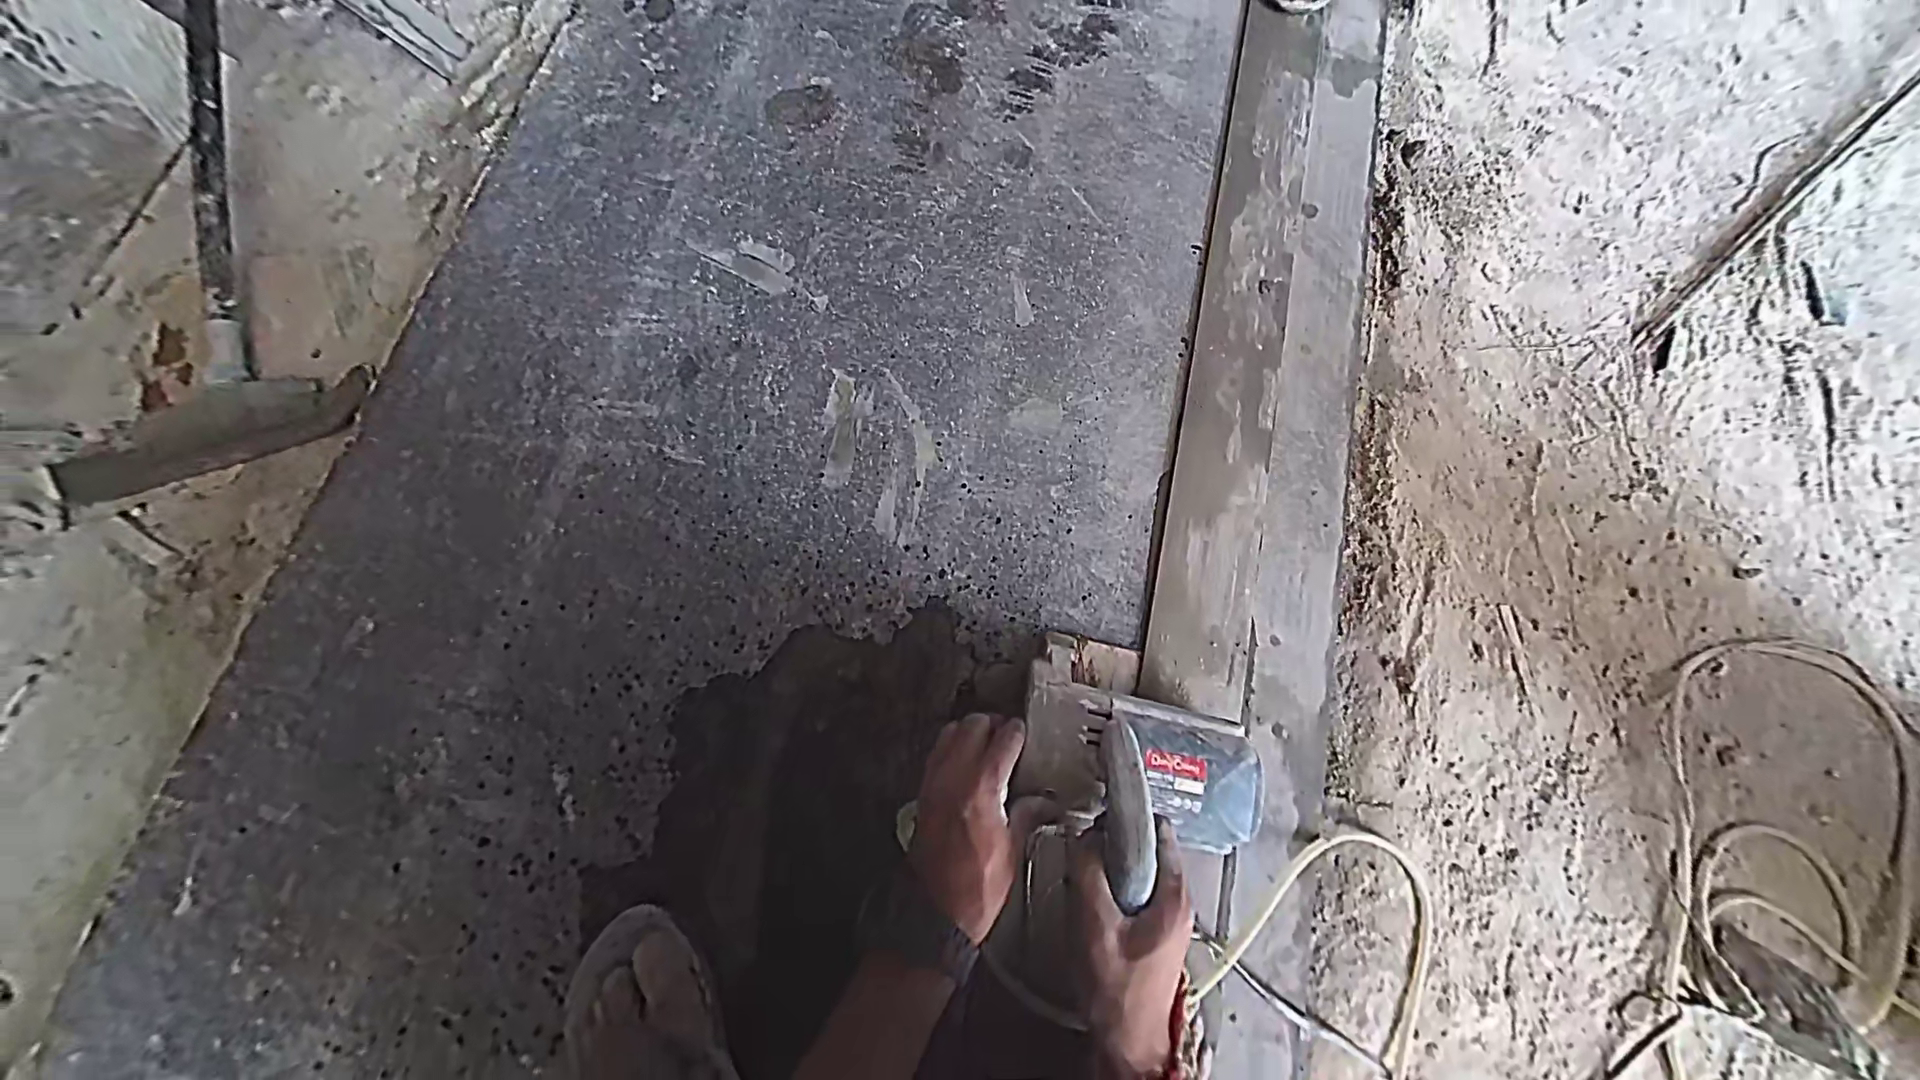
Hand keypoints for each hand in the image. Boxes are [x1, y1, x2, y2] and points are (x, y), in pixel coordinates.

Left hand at [909, 713, 1057, 943]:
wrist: (935, 911)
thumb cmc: (976, 888)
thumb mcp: (1012, 851)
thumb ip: (1027, 815)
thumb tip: (1044, 801)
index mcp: (982, 790)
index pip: (1002, 740)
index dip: (1017, 732)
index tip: (1024, 732)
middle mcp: (954, 778)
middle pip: (973, 726)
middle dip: (993, 724)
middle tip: (1008, 734)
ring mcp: (935, 782)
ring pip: (951, 732)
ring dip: (970, 730)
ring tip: (987, 741)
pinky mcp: (923, 791)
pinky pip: (937, 752)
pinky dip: (951, 745)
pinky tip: (964, 759)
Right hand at [1072, 817, 1190, 1078]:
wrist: (1127, 1041)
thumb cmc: (1117, 991)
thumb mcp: (1095, 923)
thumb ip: (1087, 872)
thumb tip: (1081, 834)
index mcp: (1175, 895)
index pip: (1158, 828)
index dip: (1128, 811)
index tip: (1101, 803)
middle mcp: (1178, 900)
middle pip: (1146, 845)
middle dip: (1113, 837)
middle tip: (1085, 836)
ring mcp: (1167, 914)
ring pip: (1137, 866)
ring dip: (1110, 860)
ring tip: (1083, 862)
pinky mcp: (1152, 926)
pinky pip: (1131, 886)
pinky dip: (1111, 880)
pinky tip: (1089, 890)